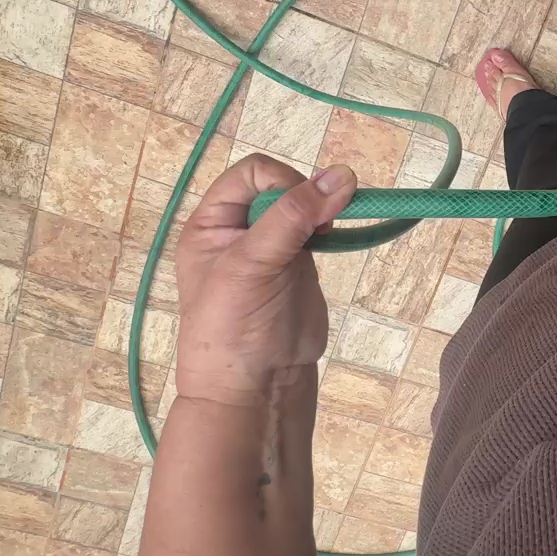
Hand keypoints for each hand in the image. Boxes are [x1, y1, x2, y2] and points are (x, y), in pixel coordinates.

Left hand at [174, 154, 355, 406]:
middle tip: (318, 224)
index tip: (296, 210)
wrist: (260, 382)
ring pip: (306, 200)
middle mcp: (241, 227)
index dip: (281, 181)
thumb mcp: (253, 265)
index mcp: (212, 224)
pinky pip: (320, 221)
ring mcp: (273, 242)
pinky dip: (333, 221)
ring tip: (327, 231)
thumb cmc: (236, 325)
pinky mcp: (301, 257)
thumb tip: (344, 174)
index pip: (252, 173)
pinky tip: (333, 236)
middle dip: (306, 194)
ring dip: (323, 207)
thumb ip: (294, 216)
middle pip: (283, 182)